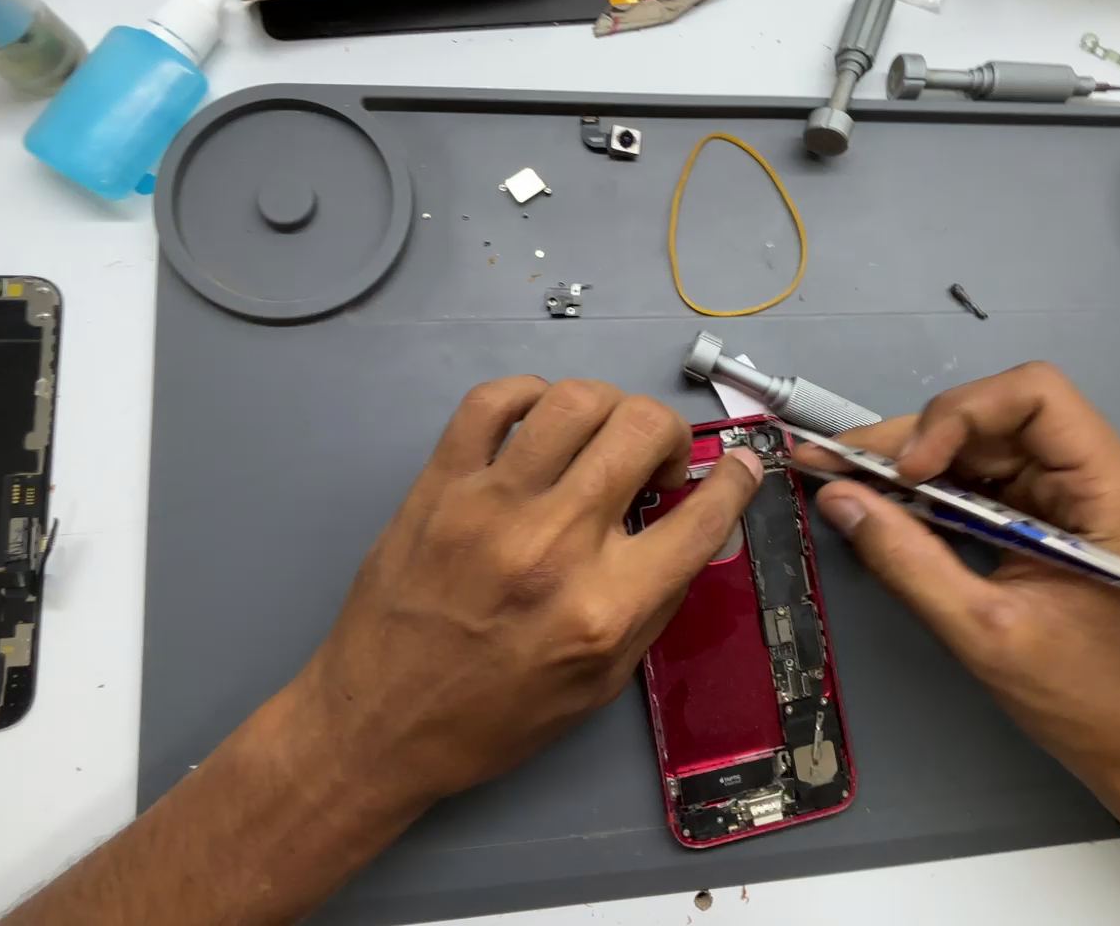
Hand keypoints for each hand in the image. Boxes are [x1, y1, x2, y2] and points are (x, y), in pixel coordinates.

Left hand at [283, 376, 763, 811]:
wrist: (379, 724)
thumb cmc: (499, 716)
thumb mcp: (605, 682)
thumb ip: (660, 599)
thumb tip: (699, 524)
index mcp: (608, 607)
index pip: (702, 517)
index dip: (737, 482)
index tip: (740, 466)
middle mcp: (556, 544)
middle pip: (641, 430)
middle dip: (669, 433)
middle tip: (655, 463)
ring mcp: (491, 505)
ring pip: (573, 400)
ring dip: (608, 407)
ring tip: (600, 438)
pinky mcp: (439, 484)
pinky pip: (491, 400)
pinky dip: (529, 394)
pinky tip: (539, 423)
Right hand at [808, 362, 1119, 807]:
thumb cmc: (1081, 696)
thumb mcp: (982, 632)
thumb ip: (906, 559)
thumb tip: (835, 496)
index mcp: (1117, 489)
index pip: (1035, 395)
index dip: (959, 414)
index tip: (907, 470)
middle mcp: (1104, 470)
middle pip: (994, 417)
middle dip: (910, 441)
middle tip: (832, 464)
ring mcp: (1078, 487)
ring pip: (979, 441)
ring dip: (909, 460)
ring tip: (841, 476)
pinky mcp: (1051, 505)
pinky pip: (981, 473)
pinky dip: (928, 484)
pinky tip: (880, 495)